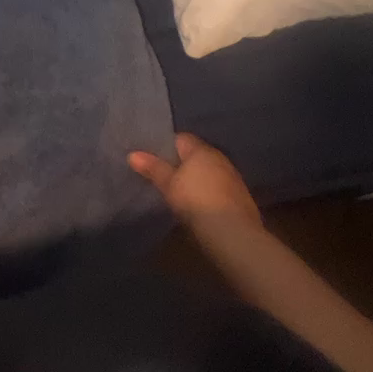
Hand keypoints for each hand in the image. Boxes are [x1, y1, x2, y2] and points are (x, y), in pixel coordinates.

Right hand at [128, 133, 261, 227]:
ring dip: (197, 179)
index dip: (166, 146)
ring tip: (181, 192)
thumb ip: (153, 168)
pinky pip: (219, 188)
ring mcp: (233, 177)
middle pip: (196, 155)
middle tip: (164, 176)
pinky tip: (200, 206)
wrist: (233, 233)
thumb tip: (132, 154)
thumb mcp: (168, 184)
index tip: (154, 159)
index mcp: (201, 150)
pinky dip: (209, 192)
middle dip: (182, 164)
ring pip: (209, 172)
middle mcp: (219, 158)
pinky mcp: (241, 197)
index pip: (181, 138)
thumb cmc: (196, 200)